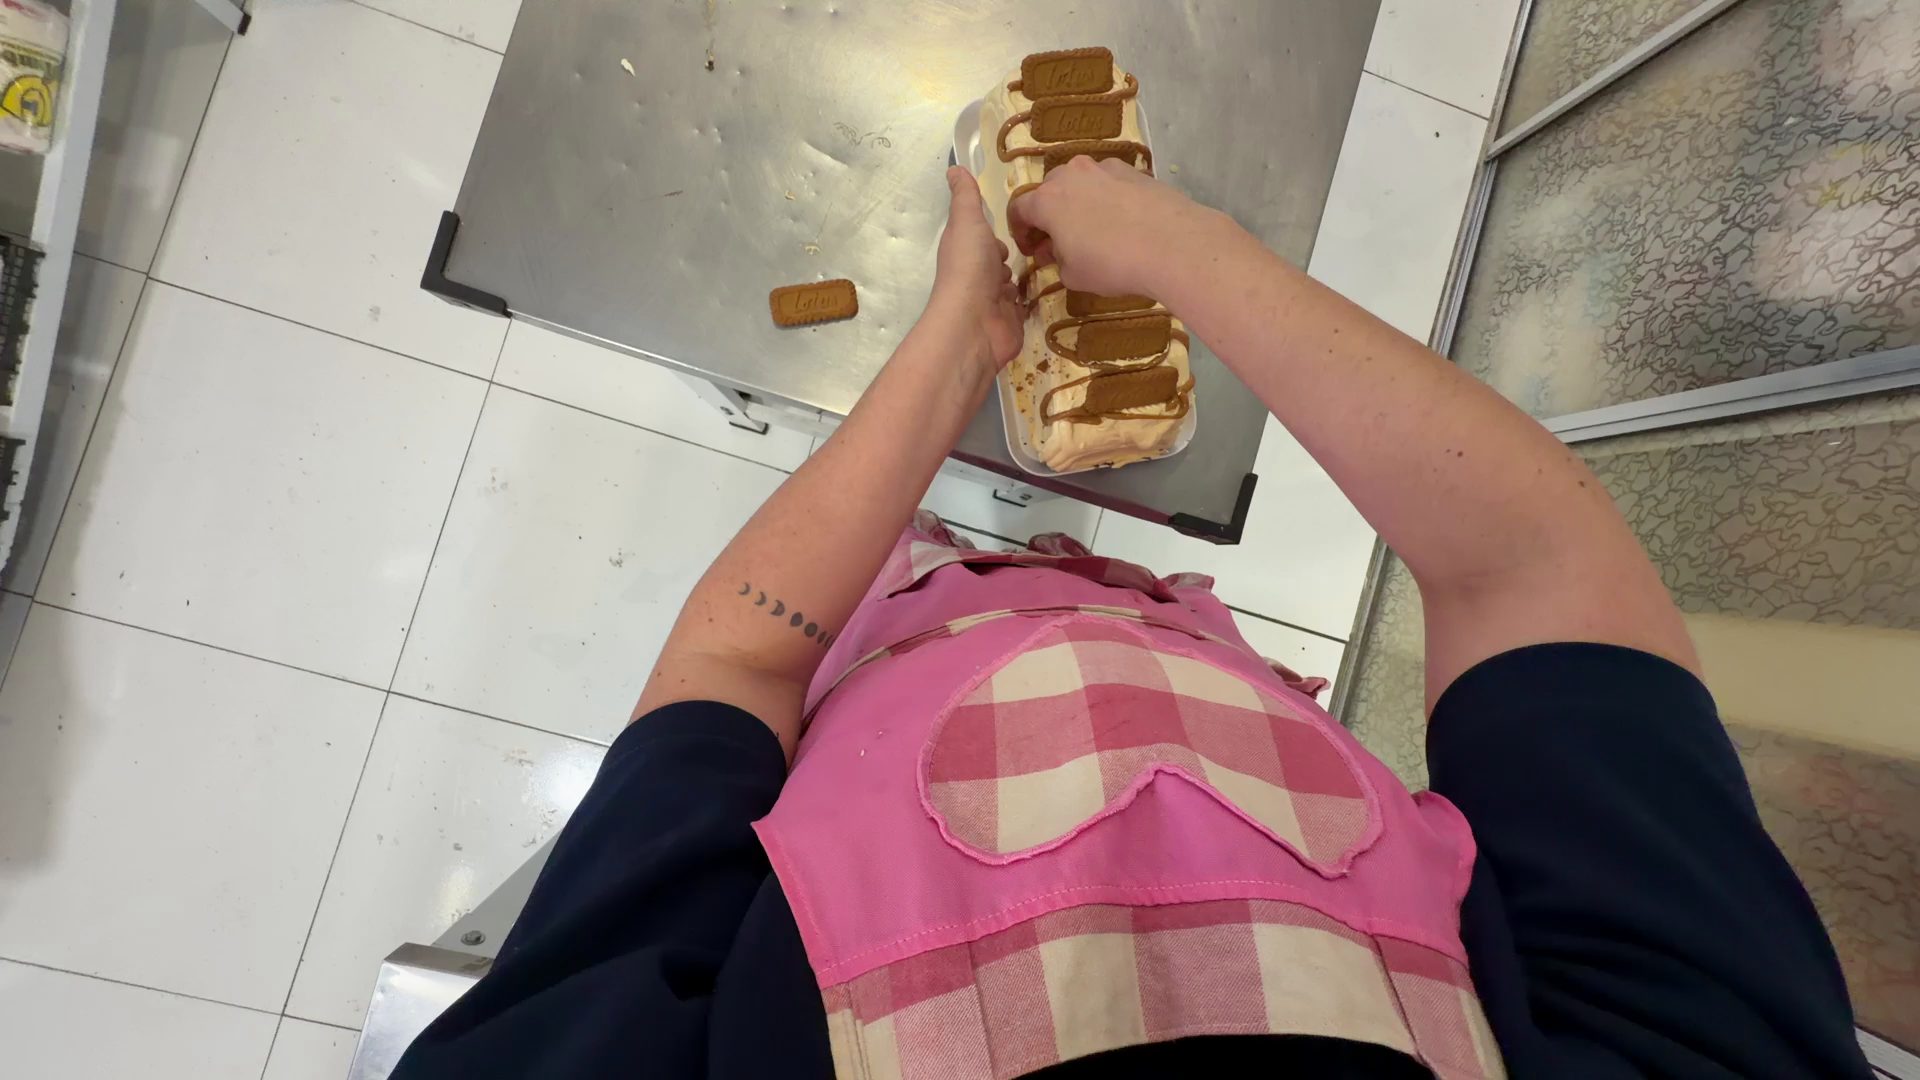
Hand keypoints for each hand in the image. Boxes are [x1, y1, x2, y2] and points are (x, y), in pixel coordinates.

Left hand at [927, 166, 1024, 371]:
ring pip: (1011, 286)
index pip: (981, 242)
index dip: (993, 235)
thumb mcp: (967, 221)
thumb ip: (965, 197)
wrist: (975, 325)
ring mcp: (993, 304)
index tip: (1014, 227)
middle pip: (997, 264)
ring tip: (1043, 266)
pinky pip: (1023, 308)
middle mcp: (976, 279)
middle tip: (1033, 247)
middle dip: (1010, 258)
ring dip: (1022, 279)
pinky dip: (1031, 300)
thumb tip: (954, 169)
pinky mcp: (1010, 323)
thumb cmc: (969, 268)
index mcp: (964, 254)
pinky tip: (1045, 290)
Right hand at [1007, 156, 1231, 300]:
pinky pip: (1106, 183)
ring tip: (1089, 231)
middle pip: (1048, 191)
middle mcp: (1071, 174)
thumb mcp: (1072, 275)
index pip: (1018, 209)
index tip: (1031, 250)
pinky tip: (1118, 223)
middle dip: (1047, 216)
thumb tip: (1054, 250)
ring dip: (1075, 205)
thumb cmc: (1110, 264)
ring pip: (1078, 183)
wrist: (1170, 244)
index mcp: (1047, 200)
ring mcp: (1103, 167)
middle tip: (1058, 242)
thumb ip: (1055, 260)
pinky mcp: (1131, 170)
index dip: (1019, 232)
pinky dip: (1102, 200)